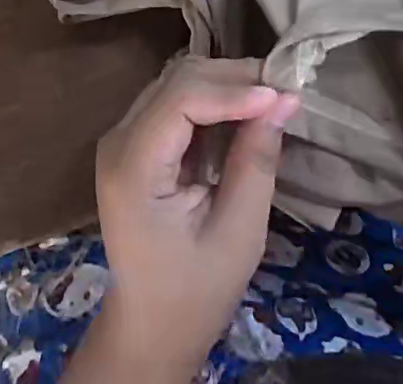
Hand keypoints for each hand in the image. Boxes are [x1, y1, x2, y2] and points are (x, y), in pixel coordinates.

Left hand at [72, 57, 298, 382]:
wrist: (151, 322)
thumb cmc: (195, 290)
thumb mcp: (238, 233)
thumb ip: (255, 161)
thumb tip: (283, 100)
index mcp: (132, 168)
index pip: (180, 100)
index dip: (231, 91)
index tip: (281, 96)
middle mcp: (118, 140)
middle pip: (177, 80)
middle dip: (233, 79)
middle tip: (284, 91)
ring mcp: (123, 136)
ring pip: (177, 81)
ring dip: (225, 82)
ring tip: (270, 98)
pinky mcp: (136, 139)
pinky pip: (176, 99)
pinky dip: (214, 97)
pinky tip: (245, 110)